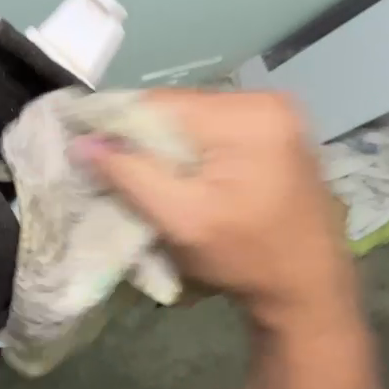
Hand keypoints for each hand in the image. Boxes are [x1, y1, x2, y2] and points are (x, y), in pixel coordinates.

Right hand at [73, 89, 353, 329]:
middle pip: (172, 109)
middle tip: (114, 178)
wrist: (308, 287)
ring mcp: (272, 115)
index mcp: (246, 116)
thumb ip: (129, 175)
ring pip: (186, 120)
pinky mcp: (271, 131)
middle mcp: (263, 101)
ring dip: (158, 148)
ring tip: (144, 182)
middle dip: (138, 140)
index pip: (156, 104)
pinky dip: (183, 153)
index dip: (114, 127)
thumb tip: (81, 142)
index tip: (86, 157)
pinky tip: (176, 180)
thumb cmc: (245, 256)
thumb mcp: (179, 219)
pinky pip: (207, 131)